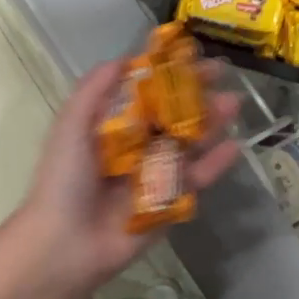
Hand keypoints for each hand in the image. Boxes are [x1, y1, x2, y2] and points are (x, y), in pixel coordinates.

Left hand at [14, 55, 242, 292]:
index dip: (165, 75)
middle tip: (223, 75)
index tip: (190, 56)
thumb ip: (94, 91)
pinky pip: (195, 180)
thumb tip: (125, 58)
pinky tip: (234, 147)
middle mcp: (132, 148)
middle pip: (170, 116)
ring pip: (187, 144)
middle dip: (195, 96)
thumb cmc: (64, 179)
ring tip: (232, 105)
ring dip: (210, 124)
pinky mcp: (169, 204)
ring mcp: (153, 176)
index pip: (142, 93)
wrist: (67, 242)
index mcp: (107, 127)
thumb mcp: (71, 125)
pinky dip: (214, 164)